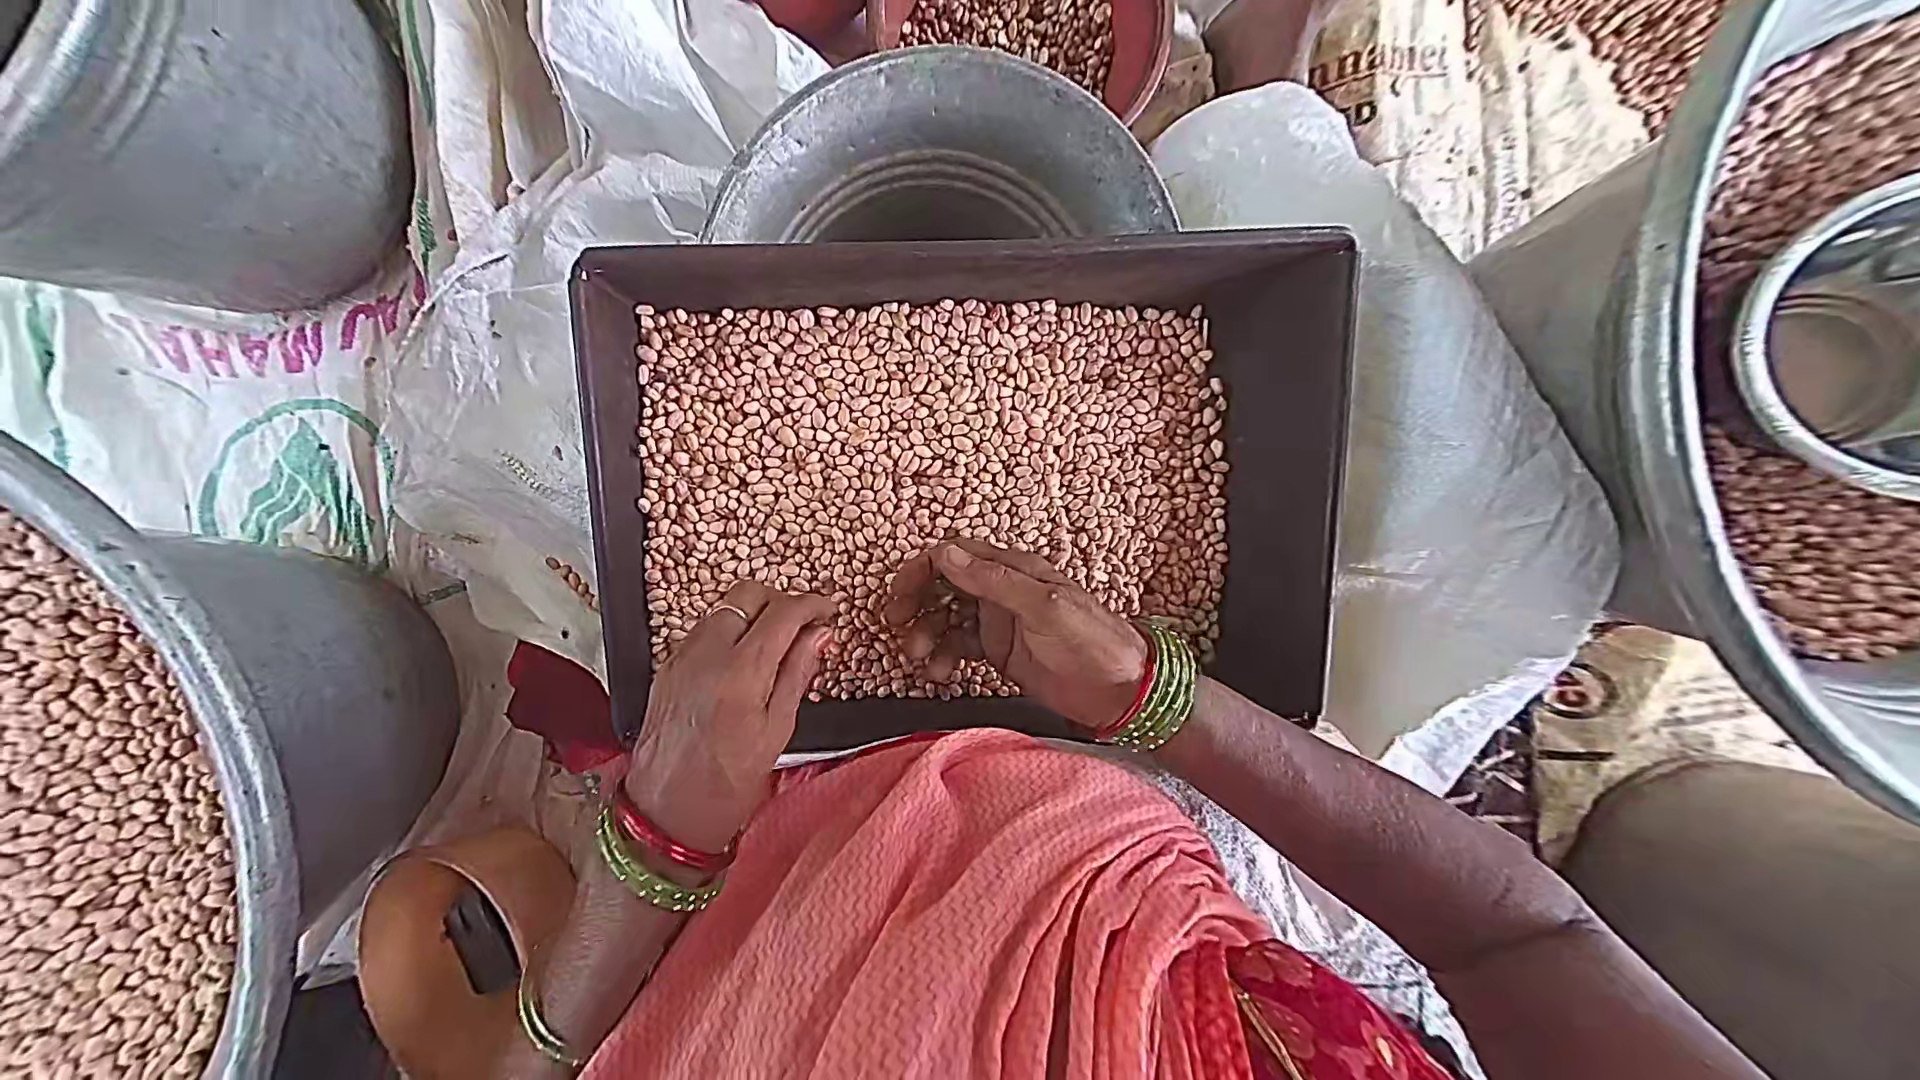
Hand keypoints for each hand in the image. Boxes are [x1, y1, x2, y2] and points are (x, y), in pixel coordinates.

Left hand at [623, 582, 833, 854]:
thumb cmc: (729, 782)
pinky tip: (744, 657)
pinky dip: (730, 630)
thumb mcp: (778, 729)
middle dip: (781, 600)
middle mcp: (707, 654)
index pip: (784, 612)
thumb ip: (798, 672)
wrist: (663, 813)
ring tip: (775, 643)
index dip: (812, 604)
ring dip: (754, 613)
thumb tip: (821, 633)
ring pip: (724, 608)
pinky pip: (704, 629)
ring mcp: (682, 657)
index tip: (828, 610)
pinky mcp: (667, 667)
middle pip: (748, 593)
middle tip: (801, 624)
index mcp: (742, 672)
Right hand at [883, 539, 1148, 731]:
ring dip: (926, 634)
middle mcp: (1001, 592)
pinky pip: (959, 647)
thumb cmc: (1091, 641)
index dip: (922, 570)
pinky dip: (943, 657)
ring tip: (919, 658)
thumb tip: (945, 554)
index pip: (956, 555)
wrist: (1121, 690)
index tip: (900, 595)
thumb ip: (994, 580)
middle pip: (944, 585)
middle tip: (896, 625)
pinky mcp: (999, 652)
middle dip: (916, 603)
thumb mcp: (1043, 606)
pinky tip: (939, 673)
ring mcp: (998, 622)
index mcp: (1013, 570)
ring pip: (947, 618)